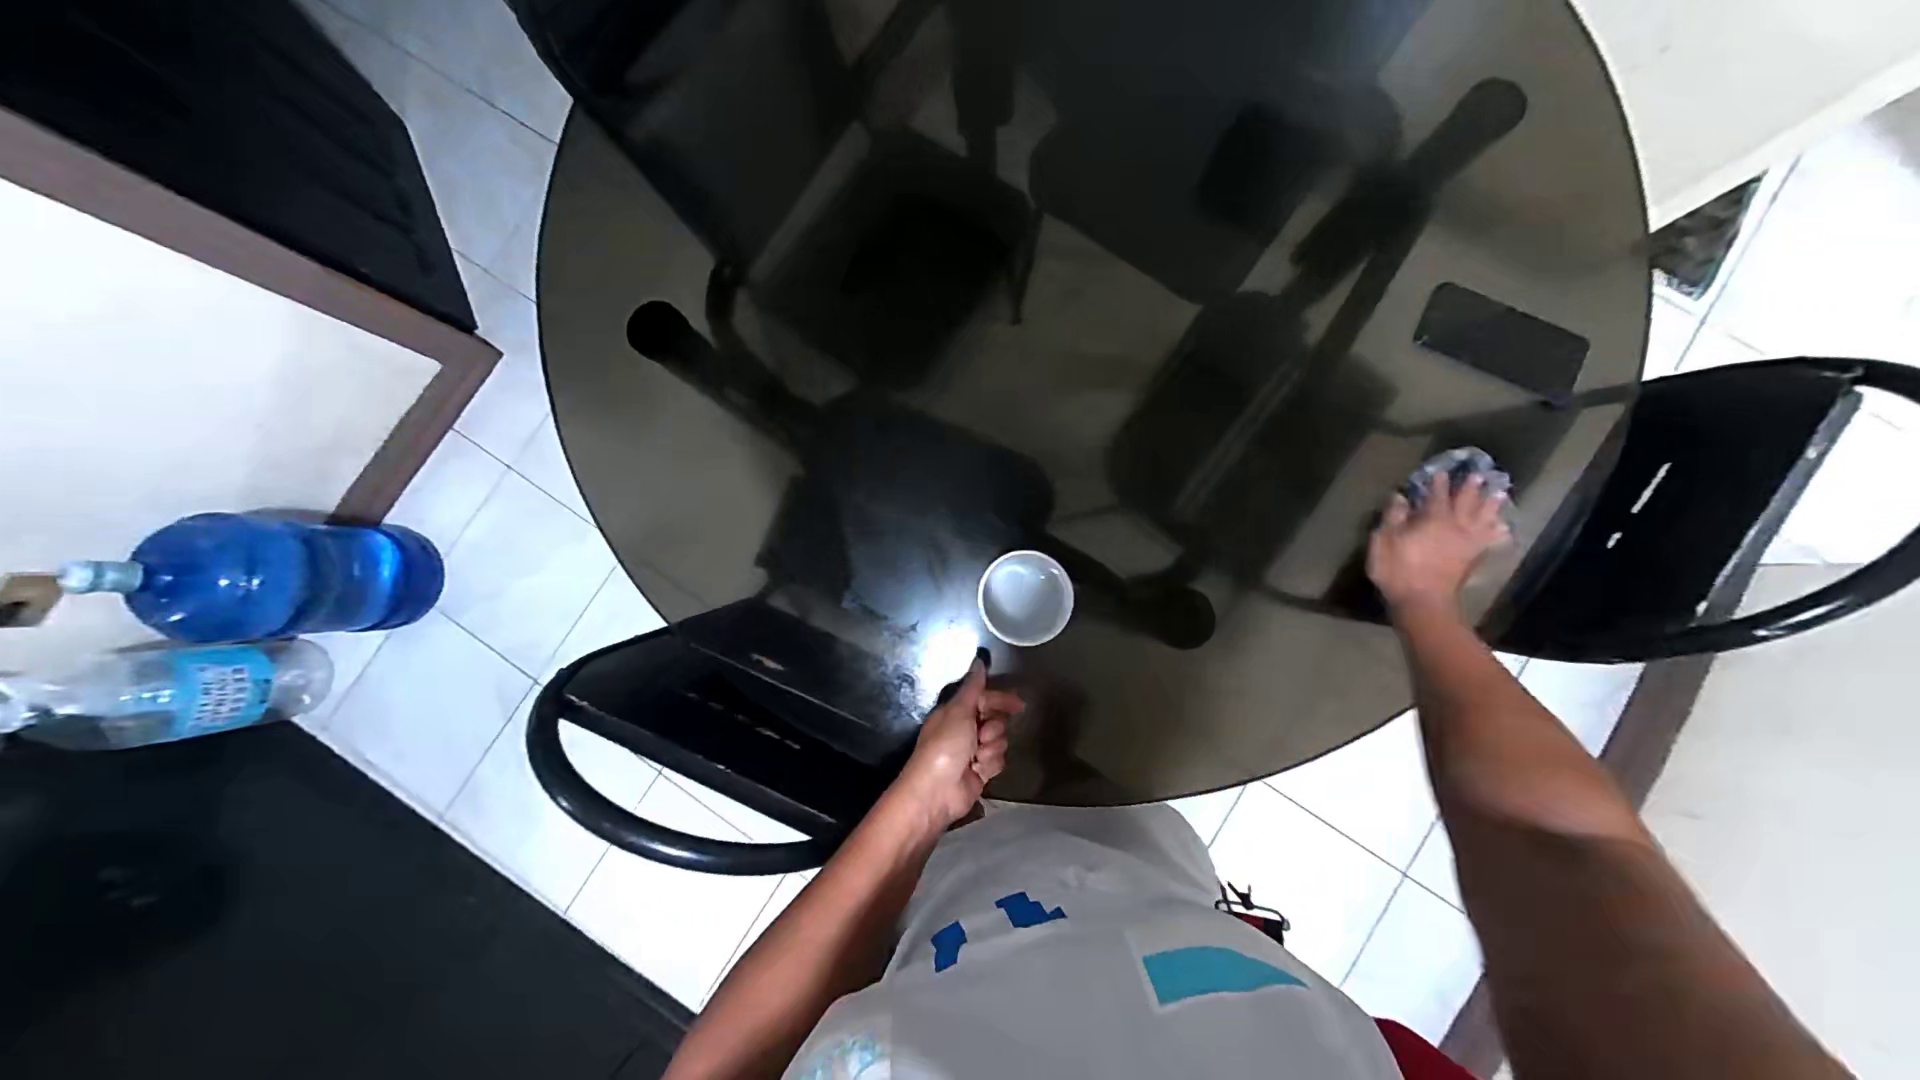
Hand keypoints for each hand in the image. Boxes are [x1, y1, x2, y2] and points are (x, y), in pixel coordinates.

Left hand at [893, 657, 1023, 829]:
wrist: (936, 792)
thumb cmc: (944, 747)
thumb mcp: (958, 711)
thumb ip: (973, 687)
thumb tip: (979, 661)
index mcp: (955, 712)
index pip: (984, 698)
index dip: (1001, 699)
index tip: (1019, 704)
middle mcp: (964, 729)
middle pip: (996, 719)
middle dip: (994, 728)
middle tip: (982, 736)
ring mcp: (973, 751)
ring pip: (1000, 741)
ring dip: (992, 748)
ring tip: (977, 756)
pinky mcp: (980, 770)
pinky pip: (998, 760)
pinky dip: (990, 764)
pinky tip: (979, 770)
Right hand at [1367, 472, 1511, 615]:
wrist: (1423, 602)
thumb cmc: (1397, 569)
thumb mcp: (1384, 540)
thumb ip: (1393, 517)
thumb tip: (1400, 496)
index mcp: (1432, 519)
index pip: (1437, 495)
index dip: (1438, 483)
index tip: (1441, 471)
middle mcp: (1455, 526)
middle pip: (1466, 502)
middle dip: (1471, 487)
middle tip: (1479, 474)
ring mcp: (1468, 542)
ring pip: (1484, 518)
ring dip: (1491, 504)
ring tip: (1499, 493)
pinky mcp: (1473, 558)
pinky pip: (1489, 540)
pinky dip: (1498, 532)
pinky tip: (1503, 527)